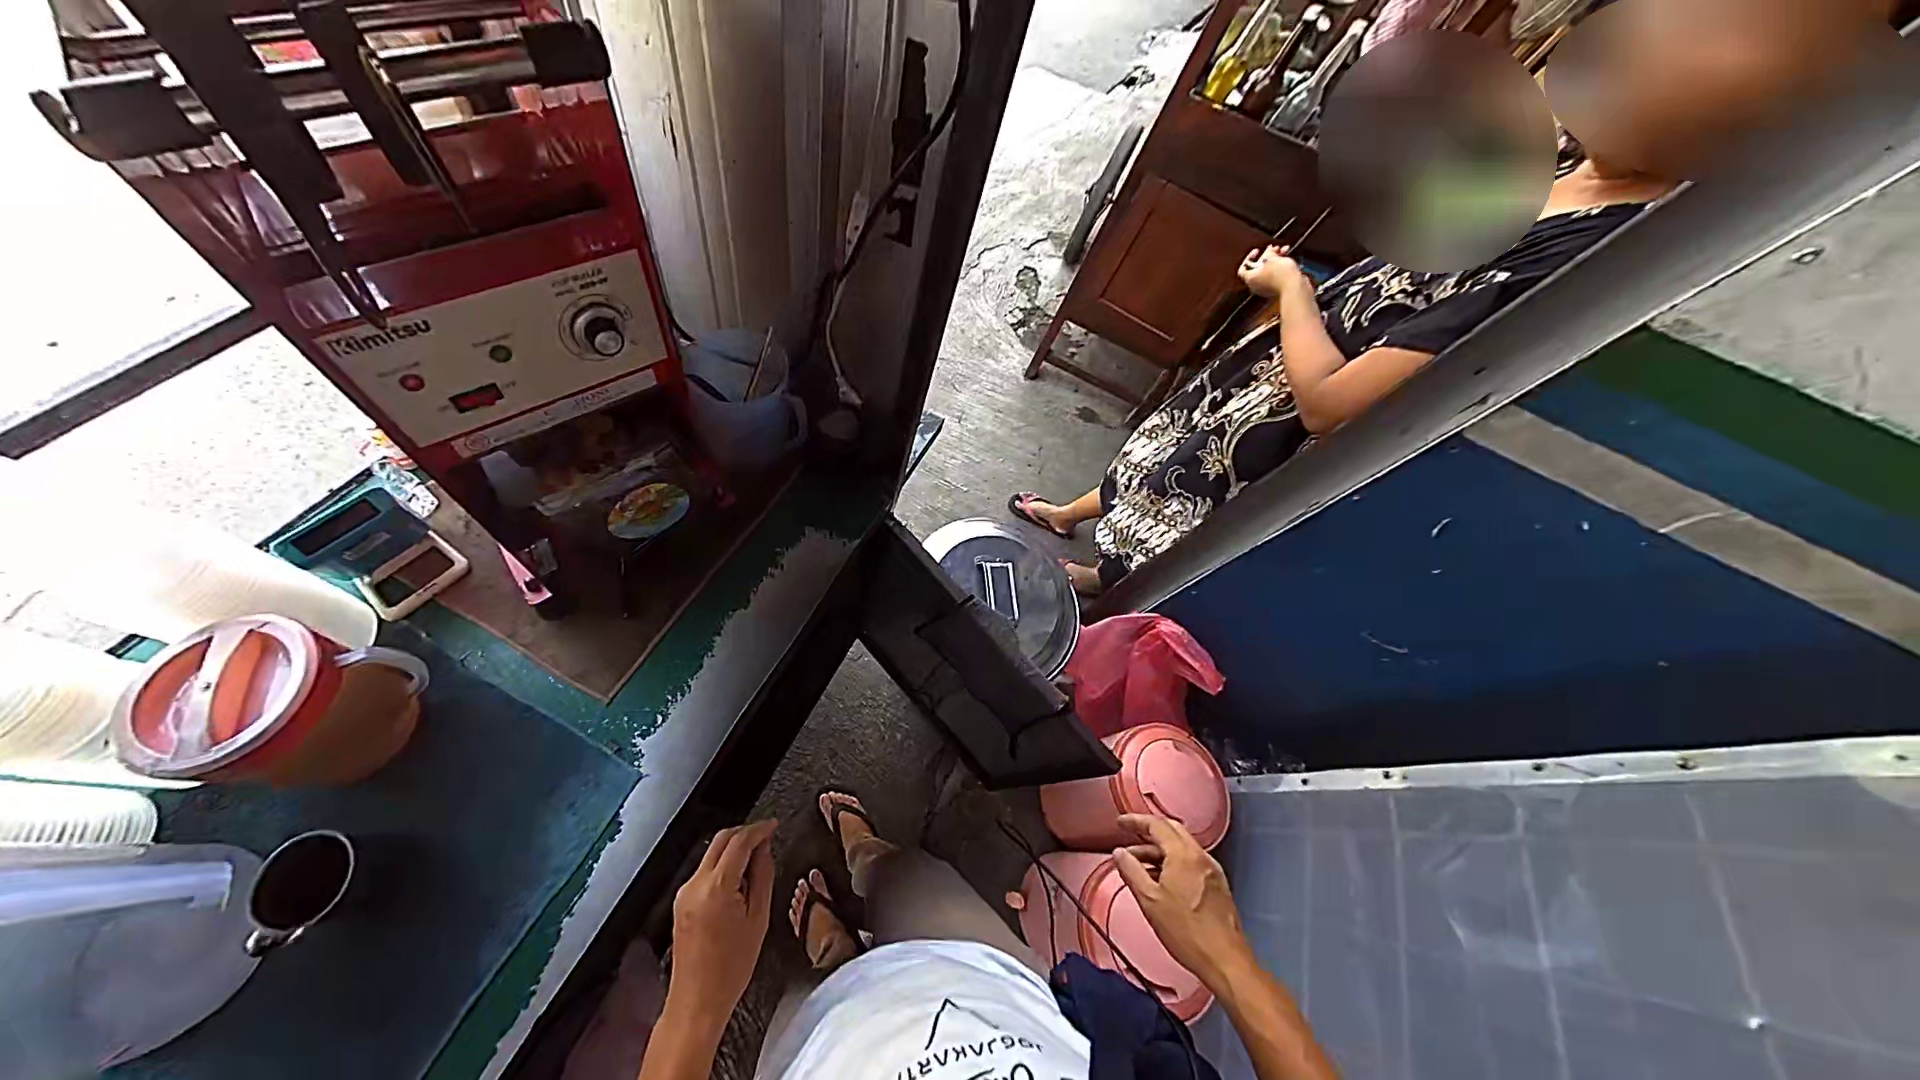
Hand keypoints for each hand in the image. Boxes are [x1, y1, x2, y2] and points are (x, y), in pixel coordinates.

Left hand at [669, 819, 777, 1017]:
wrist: (698, 1000)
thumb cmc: (730, 968)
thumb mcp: (759, 917)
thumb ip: (763, 876)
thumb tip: (765, 850)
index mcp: (716, 888)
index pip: (739, 841)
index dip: (759, 828)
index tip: (773, 825)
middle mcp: (694, 886)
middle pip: (721, 839)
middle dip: (745, 832)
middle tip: (766, 836)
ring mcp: (684, 893)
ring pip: (711, 853)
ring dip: (733, 848)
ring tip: (756, 861)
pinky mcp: (680, 902)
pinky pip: (704, 870)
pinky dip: (722, 865)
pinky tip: (738, 878)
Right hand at [1112, 814, 1253, 990]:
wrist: (1225, 961)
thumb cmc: (1187, 932)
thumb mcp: (1149, 900)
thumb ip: (1131, 871)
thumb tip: (1119, 854)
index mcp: (1184, 855)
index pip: (1157, 825)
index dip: (1135, 821)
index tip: (1121, 823)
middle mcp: (1201, 857)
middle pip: (1172, 830)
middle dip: (1149, 830)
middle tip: (1130, 834)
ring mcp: (1212, 871)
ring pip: (1181, 847)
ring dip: (1159, 849)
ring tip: (1138, 863)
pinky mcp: (1217, 886)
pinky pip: (1191, 862)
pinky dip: (1173, 861)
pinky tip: (1160, 878)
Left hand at [1237, 245, 1312, 300]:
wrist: (1293, 287)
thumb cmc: (1279, 271)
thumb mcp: (1272, 258)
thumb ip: (1268, 253)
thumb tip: (1268, 251)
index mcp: (1250, 279)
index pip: (1243, 269)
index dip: (1249, 258)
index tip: (1258, 250)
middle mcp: (1255, 285)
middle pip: (1257, 268)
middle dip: (1267, 255)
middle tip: (1275, 247)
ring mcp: (1265, 288)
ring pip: (1268, 270)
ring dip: (1275, 258)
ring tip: (1285, 249)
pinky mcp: (1275, 288)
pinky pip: (1274, 275)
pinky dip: (1279, 266)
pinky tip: (1287, 257)